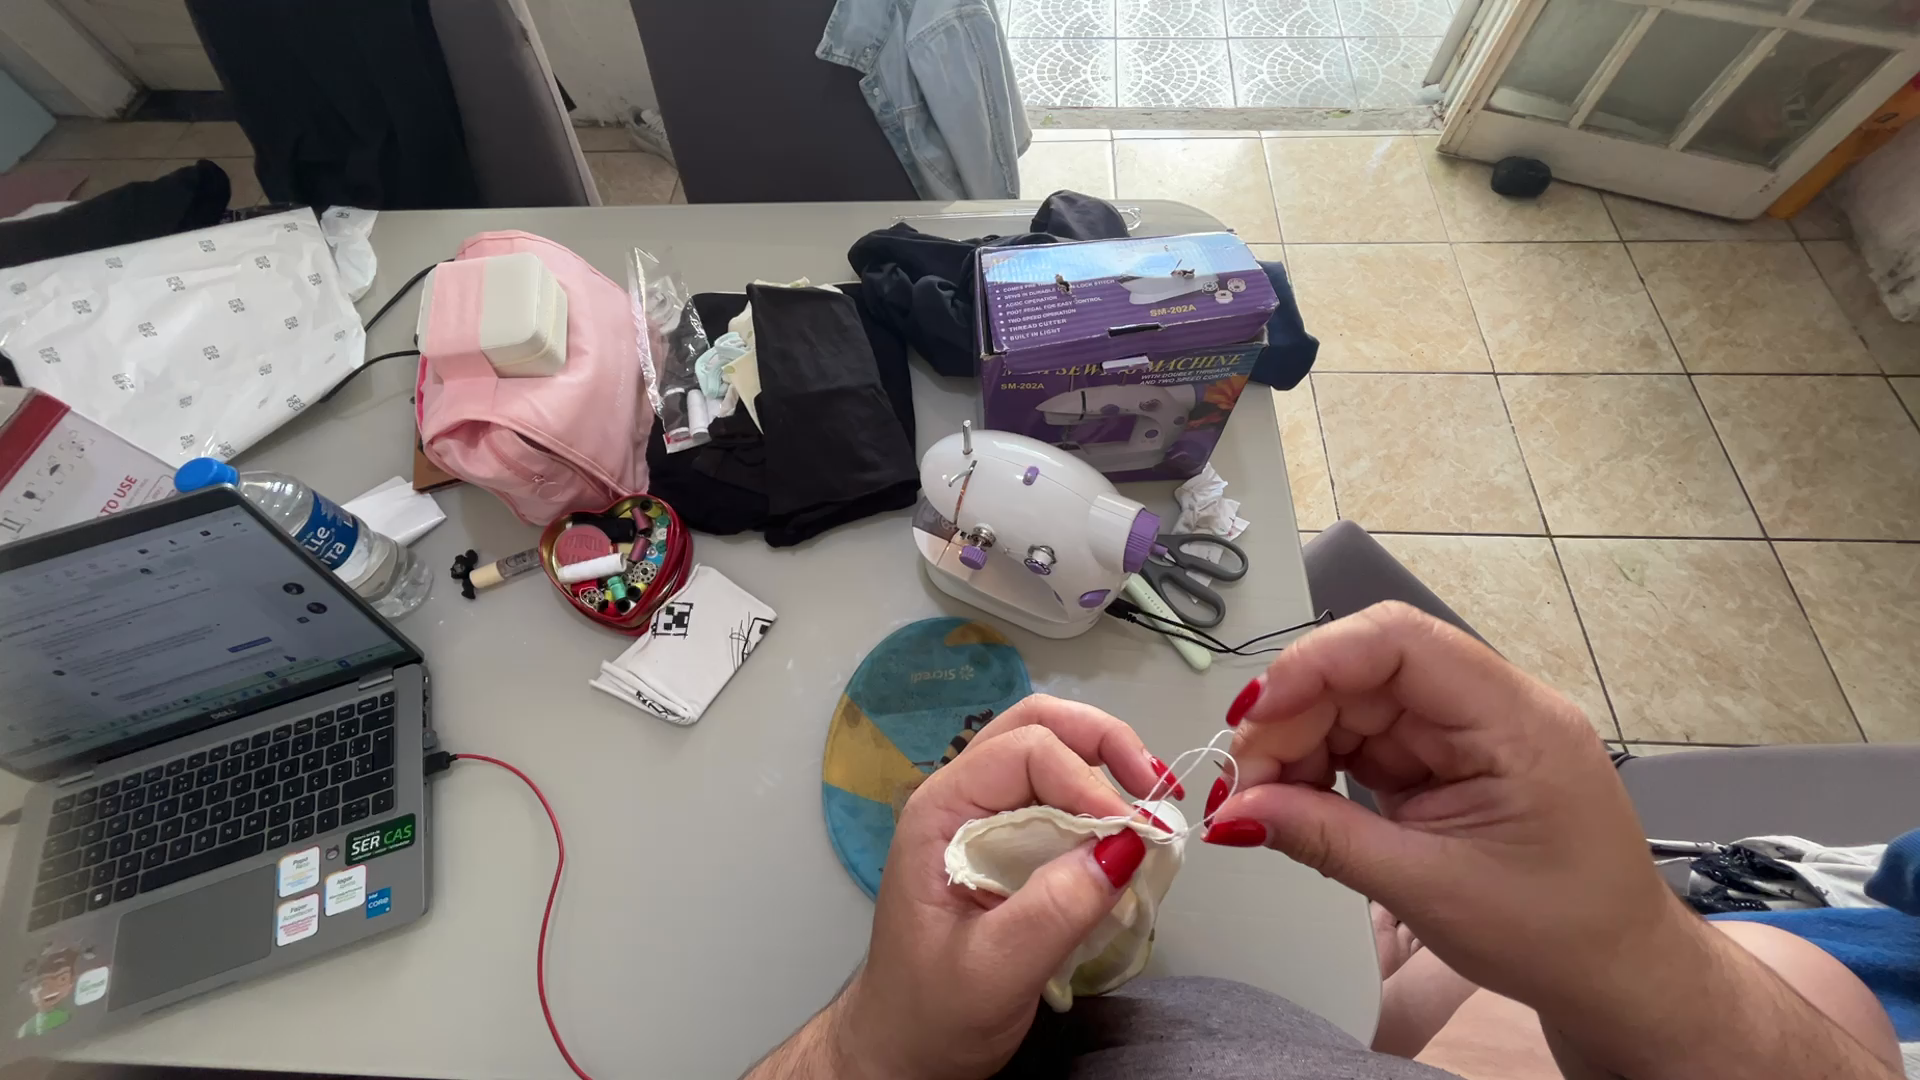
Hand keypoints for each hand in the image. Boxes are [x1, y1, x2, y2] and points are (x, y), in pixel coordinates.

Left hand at [750, 695, 1172, 1079]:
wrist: (902, 1042)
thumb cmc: (931, 1010)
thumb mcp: (993, 971)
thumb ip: (1055, 911)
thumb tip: (1126, 849)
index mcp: (941, 807)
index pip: (1023, 752)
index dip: (1085, 780)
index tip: (1133, 834)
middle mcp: (961, 792)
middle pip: (1036, 724)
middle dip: (1102, 740)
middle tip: (1155, 785)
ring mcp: (983, 809)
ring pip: (1048, 745)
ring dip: (1104, 760)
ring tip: (1150, 798)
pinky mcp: (1007, 834)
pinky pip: (1056, 789)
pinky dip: (1098, 794)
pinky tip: (1125, 829)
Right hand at [1205, 601, 1680, 1015]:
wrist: (1616, 976)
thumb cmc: (1554, 937)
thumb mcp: (1429, 890)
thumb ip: (1322, 838)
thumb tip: (1228, 813)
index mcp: (1514, 720)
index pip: (1400, 641)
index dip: (1315, 662)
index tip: (1255, 717)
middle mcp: (1481, 703)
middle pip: (1356, 671)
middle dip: (1287, 719)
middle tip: (1241, 781)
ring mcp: (1452, 723)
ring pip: (1342, 699)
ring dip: (1290, 742)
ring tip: (1259, 798)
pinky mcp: (1429, 747)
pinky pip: (1349, 732)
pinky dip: (1309, 761)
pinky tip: (1291, 798)